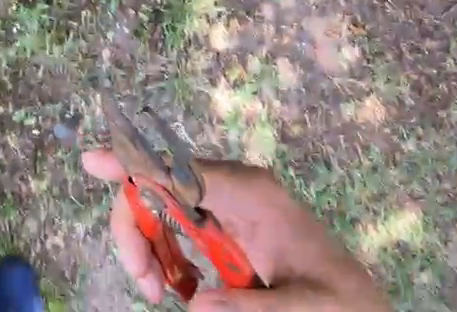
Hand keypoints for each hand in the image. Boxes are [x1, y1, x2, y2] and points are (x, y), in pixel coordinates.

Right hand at [81, 149, 389, 310]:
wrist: (364, 309)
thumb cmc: (347, 304)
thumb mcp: (311, 309)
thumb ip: (253, 308)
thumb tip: (194, 305)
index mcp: (250, 192)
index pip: (178, 167)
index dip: (132, 162)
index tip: (91, 160)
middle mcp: (230, 188)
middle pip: (156, 187)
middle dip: (136, 229)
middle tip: (147, 287)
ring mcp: (225, 204)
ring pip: (158, 207)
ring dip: (146, 247)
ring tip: (159, 293)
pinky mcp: (223, 225)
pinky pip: (174, 227)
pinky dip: (164, 256)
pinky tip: (177, 287)